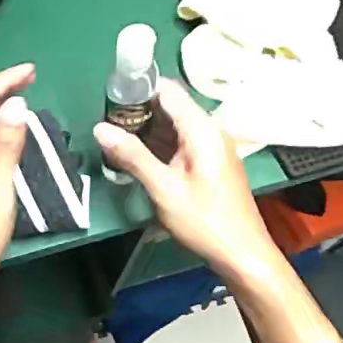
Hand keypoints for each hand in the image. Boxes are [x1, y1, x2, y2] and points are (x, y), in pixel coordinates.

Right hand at [94, 80, 282, 284]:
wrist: (241, 253)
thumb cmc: (204, 220)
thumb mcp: (163, 188)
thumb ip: (132, 155)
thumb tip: (100, 128)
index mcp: (201, 129)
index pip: (167, 91)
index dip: (137, 89)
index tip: (109, 99)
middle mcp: (209, 130)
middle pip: (170, 107)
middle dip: (137, 113)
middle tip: (106, 126)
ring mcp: (211, 147)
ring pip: (173, 126)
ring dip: (146, 131)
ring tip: (115, 141)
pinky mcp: (210, 162)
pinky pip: (181, 143)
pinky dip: (159, 146)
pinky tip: (137, 158)